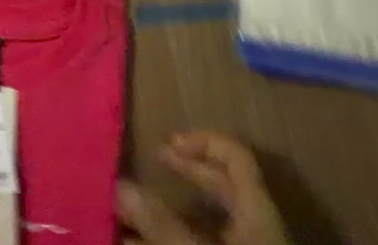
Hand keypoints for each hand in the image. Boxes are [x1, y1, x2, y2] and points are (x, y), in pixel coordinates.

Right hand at [116, 133, 289, 244]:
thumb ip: (160, 225)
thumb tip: (120, 186)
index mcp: (257, 212)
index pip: (236, 157)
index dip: (202, 142)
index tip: (165, 145)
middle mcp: (257, 230)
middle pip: (223, 187)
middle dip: (186, 172)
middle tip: (154, 161)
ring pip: (213, 223)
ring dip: (175, 212)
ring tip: (137, 212)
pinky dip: (177, 241)